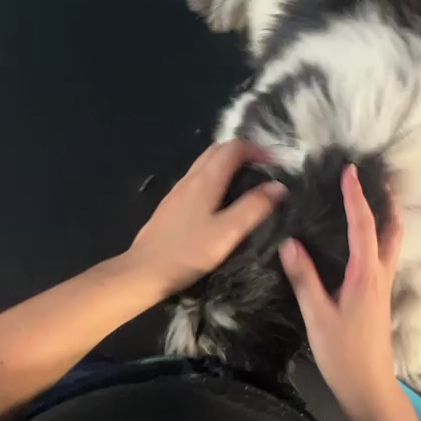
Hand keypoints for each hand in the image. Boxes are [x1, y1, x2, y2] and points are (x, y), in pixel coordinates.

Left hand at [121, 140, 286, 296]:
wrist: (143, 272)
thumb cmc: (187, 253)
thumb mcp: (227, 233)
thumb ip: (253, 208)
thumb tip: (278, 186)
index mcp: (206, 180)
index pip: (234, 148)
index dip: (257, 150)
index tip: (275, 166)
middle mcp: (190, 178)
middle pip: (218, 150)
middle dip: (244, 153)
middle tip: (264, 171)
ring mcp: (178, 191)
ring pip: (206, 163)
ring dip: (229, 164)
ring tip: (248, 184)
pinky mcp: (172, 205)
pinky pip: (198, 178)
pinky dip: (216, 177)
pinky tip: (222, 201)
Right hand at [279, 164, 405, 416]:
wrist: (369, 388)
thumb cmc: (342, 354)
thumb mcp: (317, 315)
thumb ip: (304, 278)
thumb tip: (290, 242)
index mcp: (366, 274)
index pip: (363, 225)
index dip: (356, 196)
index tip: (349, 171)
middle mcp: (380, 275)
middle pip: (391, 228)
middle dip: (384, 201)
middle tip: (373, 179)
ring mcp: (383, 286)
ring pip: (391, 242)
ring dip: (385, 218)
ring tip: (370, 200)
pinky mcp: (379, 296)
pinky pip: (383, 255)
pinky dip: (378, 236)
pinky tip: (362, 240)